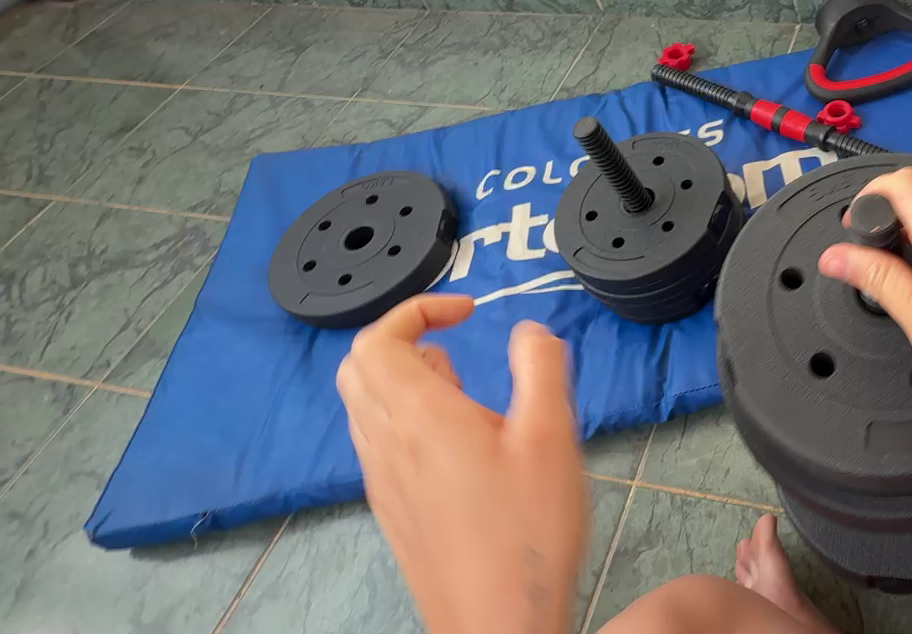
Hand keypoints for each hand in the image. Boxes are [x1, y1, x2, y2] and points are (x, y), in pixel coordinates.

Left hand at [337, 295, 586, 633]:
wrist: (495, 623)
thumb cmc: (527, 526)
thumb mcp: (552, 433)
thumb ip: (541, 366)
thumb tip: (529, 330)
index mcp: (421, 418)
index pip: (379, 341)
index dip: (417, 310)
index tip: (469, 311)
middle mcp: (388, 444)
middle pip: (359, 368)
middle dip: (403, 334)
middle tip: (455, 335)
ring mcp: (384, 480)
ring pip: (364, 403)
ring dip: (402, 371)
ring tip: (461, 378)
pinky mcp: (393, 506)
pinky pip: (378, 436)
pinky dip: (404, 408)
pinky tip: (458, 430)